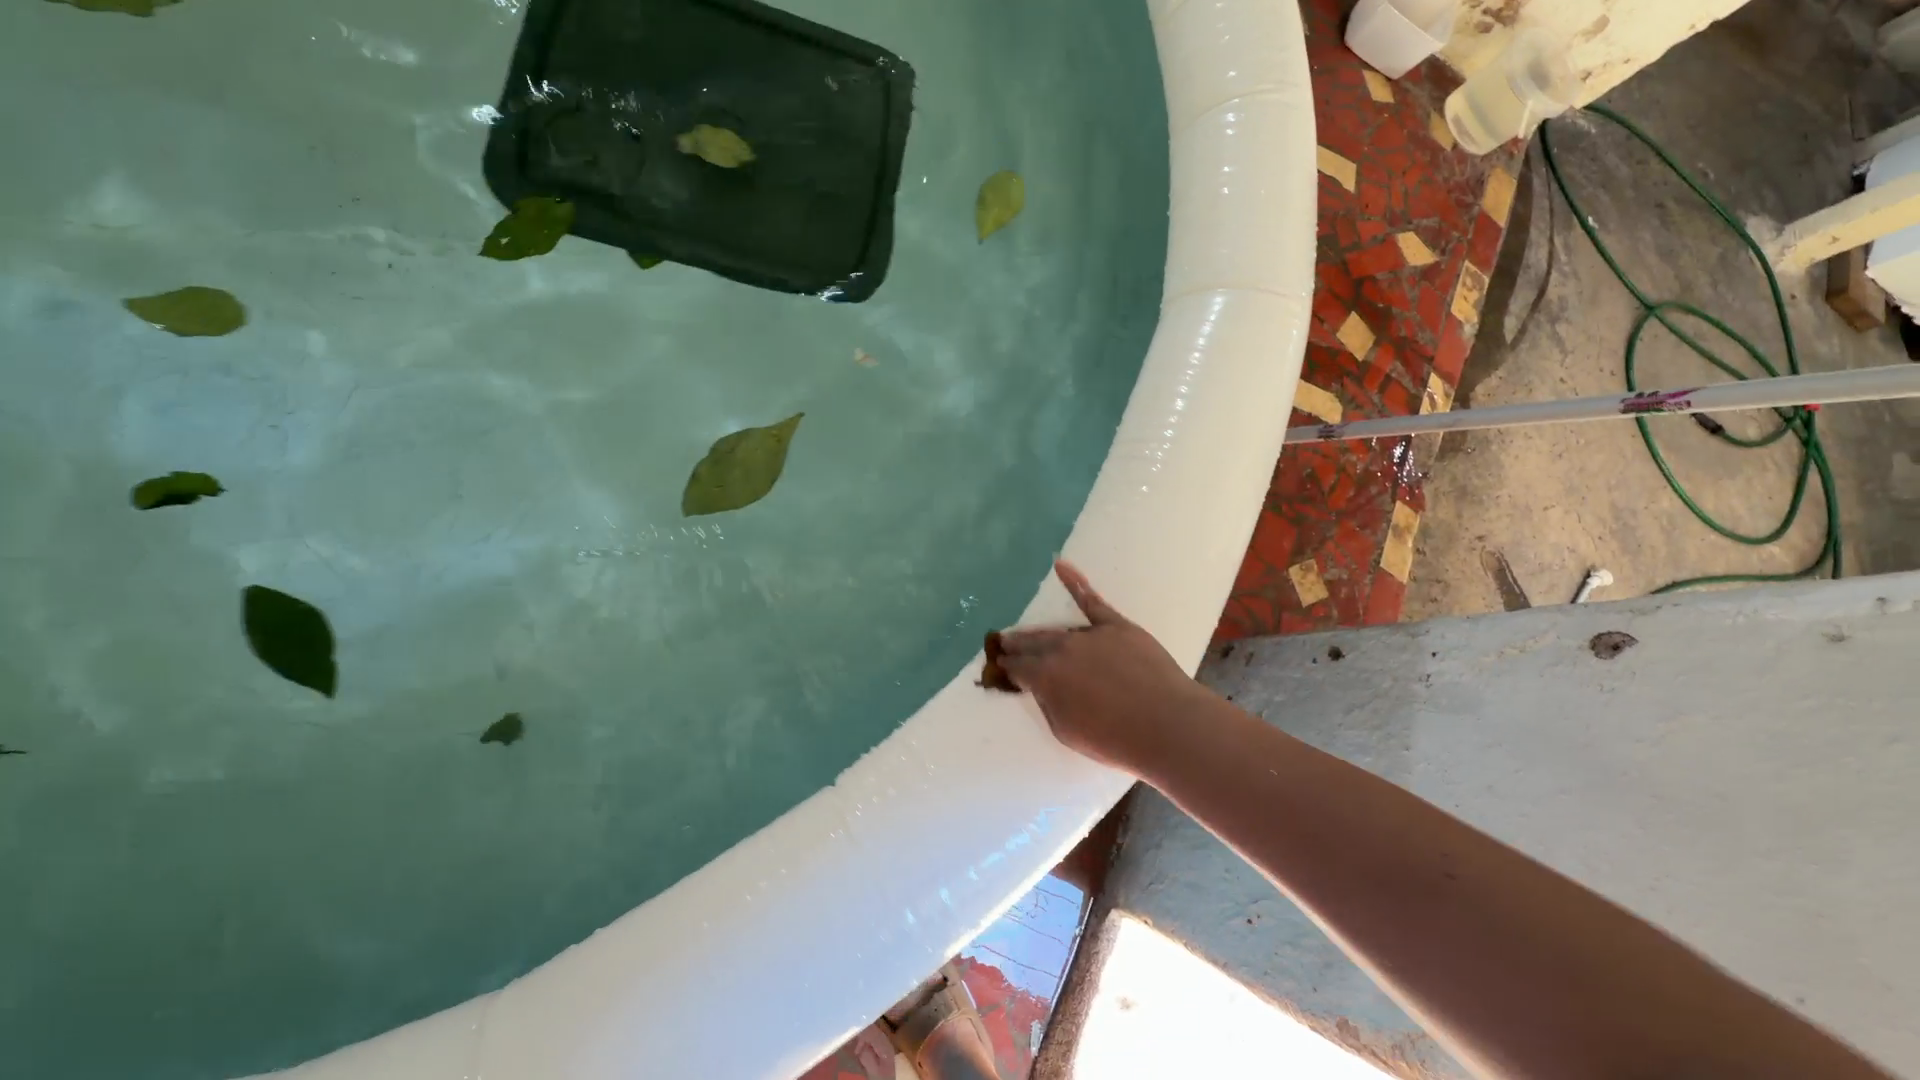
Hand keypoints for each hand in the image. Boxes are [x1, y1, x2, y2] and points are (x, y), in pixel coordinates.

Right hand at [997, 561, 1211, 773]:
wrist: (1165, 724)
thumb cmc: (1114, 739)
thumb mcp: (1067, 732)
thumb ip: (1049, 705)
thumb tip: (1041, 688)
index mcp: (1045, 678)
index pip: (1018, 668)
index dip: (1007, 667)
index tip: (1000, 666)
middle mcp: (1061, 650)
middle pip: (1033, 644)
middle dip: (1016, 646)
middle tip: (1004, 644)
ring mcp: (1090, 635)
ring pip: (1057, 630)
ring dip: (1037, 632)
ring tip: (1024, 633)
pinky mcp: (1117, 627)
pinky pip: (1092, 601)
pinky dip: (1076, 583)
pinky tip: (1061, 566)